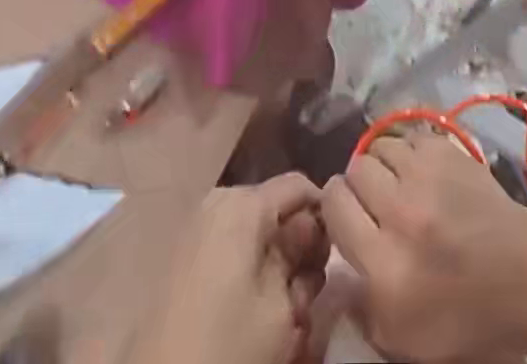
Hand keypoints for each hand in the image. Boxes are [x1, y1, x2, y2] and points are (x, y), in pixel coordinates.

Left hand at [128, 173, 329, 363]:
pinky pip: (236, 248)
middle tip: (305, 298)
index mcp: (244, 203)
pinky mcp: (190, 252)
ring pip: (260, 234)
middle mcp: (220, 201)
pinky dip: (253, 274)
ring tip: (282, 315)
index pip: (301, 185)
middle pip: (279, 211)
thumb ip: (303, 254)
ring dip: (278, 269)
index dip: (326, 215)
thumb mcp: (281, 305)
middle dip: (299, 251)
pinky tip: (255, 314)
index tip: (336, 257)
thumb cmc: (227, 342)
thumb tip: (313, 224)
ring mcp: (201, 225)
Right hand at [319, 131, 526, 361]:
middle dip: (359, 185)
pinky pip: (408, 136)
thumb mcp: (407, 338)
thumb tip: (334, 275)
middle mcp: (399, 214)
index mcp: (385, 264)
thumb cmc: (470, 316)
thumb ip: (361, 308)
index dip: (336, 208)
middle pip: (353, 172)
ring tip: (399, 182)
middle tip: (377, 202)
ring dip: (383, 164)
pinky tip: (420, 170)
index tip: (350, 218)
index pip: (333, 206)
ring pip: (378, 148)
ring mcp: (425, 178)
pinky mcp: (447, 153)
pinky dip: (409, 150)